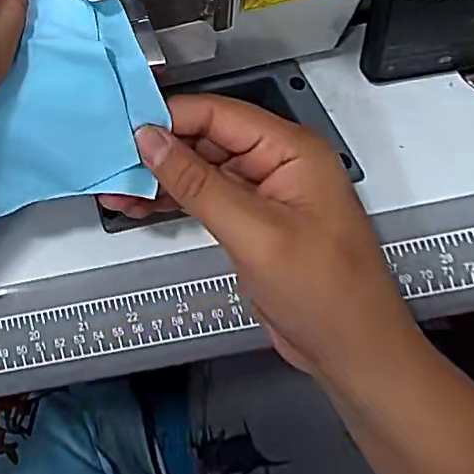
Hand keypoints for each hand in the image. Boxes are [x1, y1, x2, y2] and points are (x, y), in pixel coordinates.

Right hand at [100, 95, 422, 379]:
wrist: (357, 360)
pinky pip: (198, 193)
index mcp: (290, 149)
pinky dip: (168, 198)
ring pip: (194, 165)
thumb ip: (197, 182)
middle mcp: (274, 160)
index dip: (169, 119)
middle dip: (156, 150)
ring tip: (119, 187)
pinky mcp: (246, 214)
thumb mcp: (256, 235)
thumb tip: (153, 140)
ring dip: (156, 177)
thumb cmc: (335, 300)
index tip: (129, 130)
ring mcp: (258, 188)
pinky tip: (139, 204)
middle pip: (201, 136)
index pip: (216, 113)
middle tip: (117, 161)